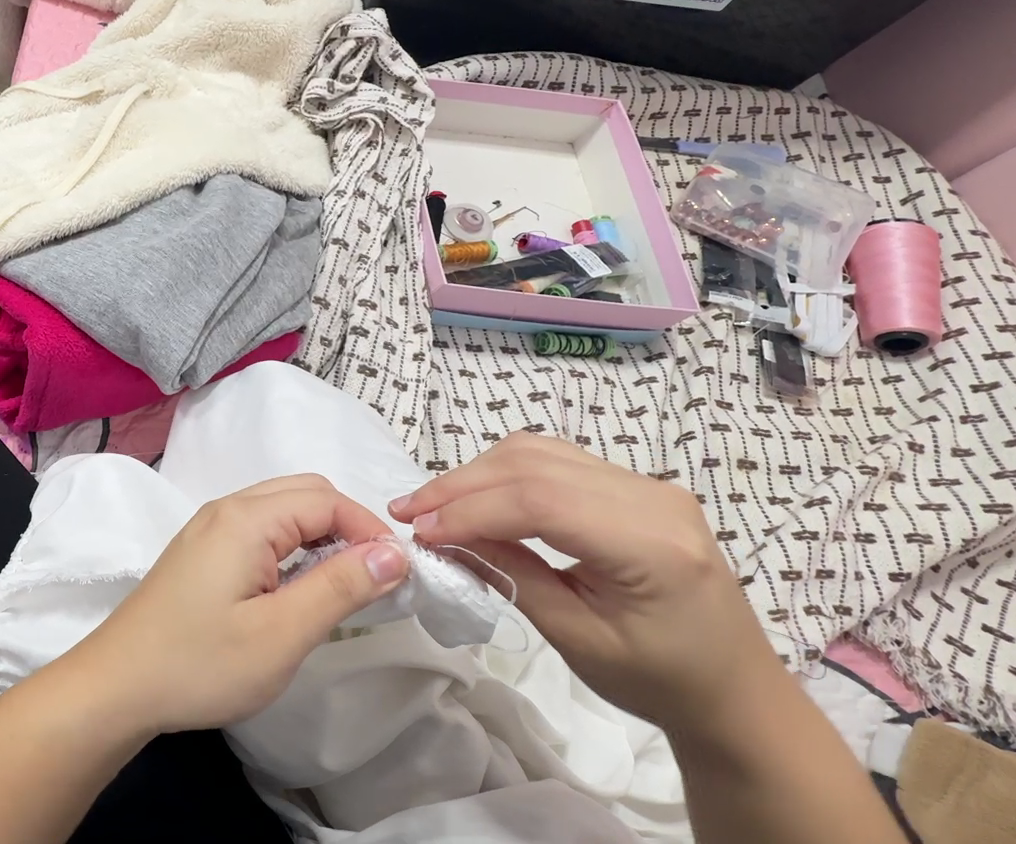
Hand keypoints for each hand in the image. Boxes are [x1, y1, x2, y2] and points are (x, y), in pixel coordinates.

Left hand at [54, 474, 411, 736]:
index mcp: (245, 518)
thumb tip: (394, 552)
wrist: (120, 685)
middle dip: (349, 527)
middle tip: (376, 580)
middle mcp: (226, 509)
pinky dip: (293, 547)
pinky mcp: (202, 551)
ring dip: (321, 537)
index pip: (327, 499)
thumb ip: (340, 587)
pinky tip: (300, 589)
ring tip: (346, 587)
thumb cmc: (201, 663)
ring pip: (282, 510)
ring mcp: (209, 528)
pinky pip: (260, 530)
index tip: (402, 576)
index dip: (370, 530)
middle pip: (304, 493)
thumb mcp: (282, 633)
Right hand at [388, 432, 781, 733]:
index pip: (540, 501)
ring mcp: (646, 484)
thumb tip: (441, 538)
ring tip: (430, 505)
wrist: (735, 691)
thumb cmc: (660, 680)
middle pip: (533, 464)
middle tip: (407, 512)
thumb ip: (511, 575)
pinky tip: (473, 497)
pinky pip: (553, 460)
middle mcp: (653, 497)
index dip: (470, 510)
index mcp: (653, 545)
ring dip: (474, 474)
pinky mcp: (633, 485)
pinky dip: (501, 474)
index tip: (419, 532)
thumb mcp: (577, 638)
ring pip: (537, 451)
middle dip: (460, 485)